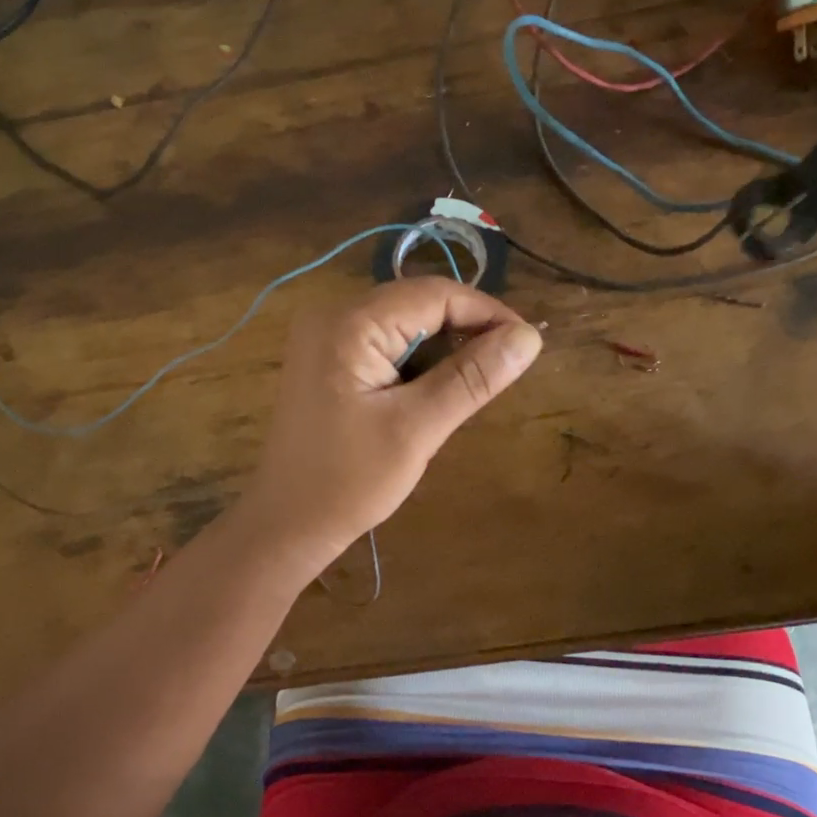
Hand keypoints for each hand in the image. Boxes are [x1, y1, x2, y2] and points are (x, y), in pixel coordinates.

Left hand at [239, 278, 541, 560]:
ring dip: (441, 354)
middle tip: (499, 378)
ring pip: (403, 326)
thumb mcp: (417, 429)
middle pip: (417, 304)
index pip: (434, 293)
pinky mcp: (326, 363)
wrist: (287, 523)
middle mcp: (331, 316)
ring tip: (465, 395)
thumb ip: (472, 379)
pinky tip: (428, 400)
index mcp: (348, 323)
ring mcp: (324, 339)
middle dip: (464, 335)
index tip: (526, 348)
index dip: (486, 313)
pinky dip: (414, 366)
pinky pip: (383, 347)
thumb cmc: (349, 481)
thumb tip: (529, 337)